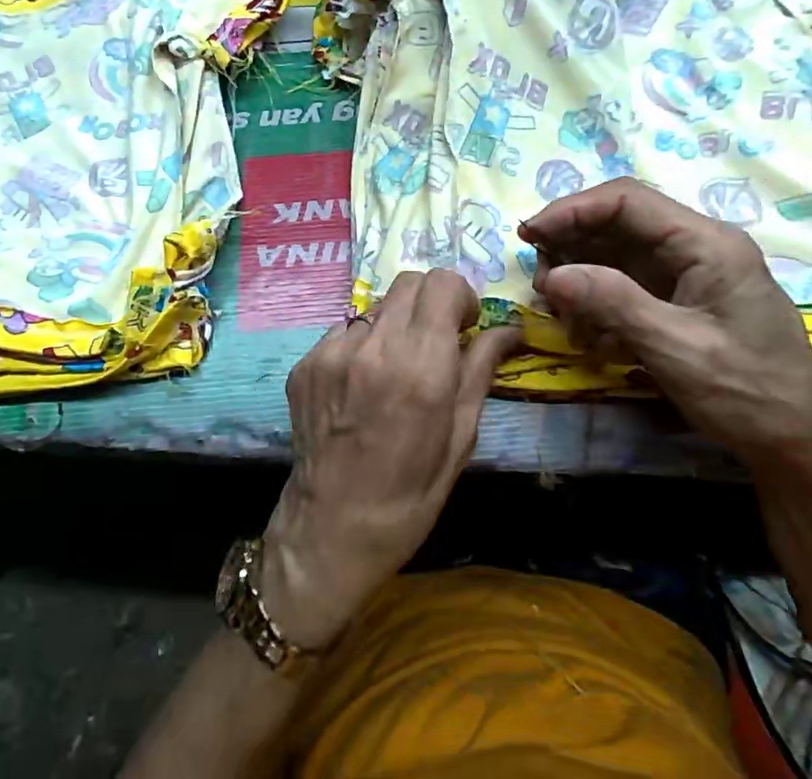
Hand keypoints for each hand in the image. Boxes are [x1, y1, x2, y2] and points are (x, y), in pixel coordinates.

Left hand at [260, 270, 521, 650]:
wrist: (332, 527)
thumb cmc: (411, 494)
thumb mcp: (460, 437)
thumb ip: (480, 371)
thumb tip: (508, 330)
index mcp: (420, 366)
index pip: (440, 282)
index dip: (459, 297)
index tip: (462, 327)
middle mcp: (372, 347)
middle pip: (406, 283)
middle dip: (428, 302)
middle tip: (434, 341)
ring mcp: (330, 353)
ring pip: (372, 307)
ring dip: (393, 325)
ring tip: (393, 370)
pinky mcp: (303, 365)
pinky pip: (340, 333)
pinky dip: (359, 346)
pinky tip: (360, 388)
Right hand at [518, 177, 811, 469]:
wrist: (798, 441)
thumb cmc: (748, 392)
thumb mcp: (676, 348)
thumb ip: (613, 303)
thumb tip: (552, 275)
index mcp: (707, 244)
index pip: (626, 200)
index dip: (571, 210)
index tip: (529, 237)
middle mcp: (695, 247)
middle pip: (614, 223)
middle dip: (570, 250)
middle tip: (543, 289)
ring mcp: (685, 273)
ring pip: (612, 255)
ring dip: (579, 282)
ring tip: (566, 320)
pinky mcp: (676, 298)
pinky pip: (621, 285)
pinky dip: (596, 305)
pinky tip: (590, 338)